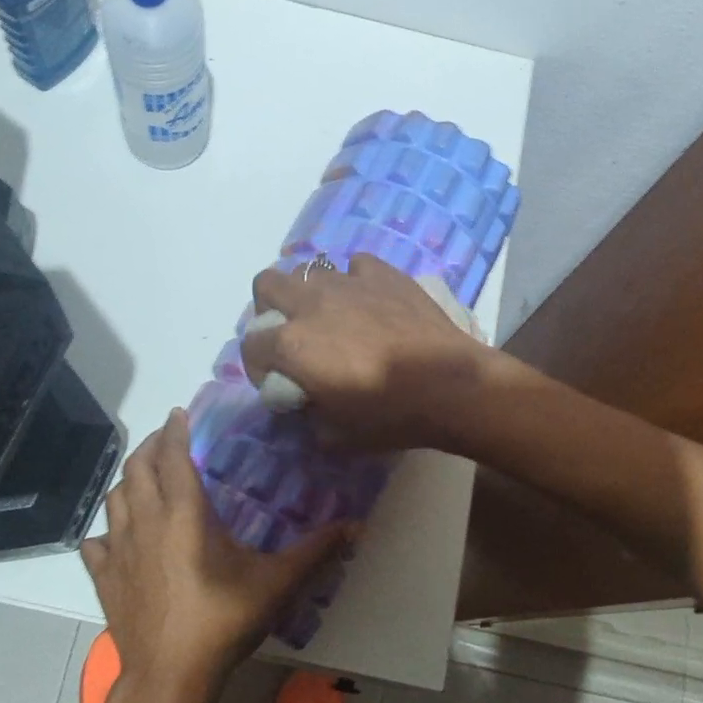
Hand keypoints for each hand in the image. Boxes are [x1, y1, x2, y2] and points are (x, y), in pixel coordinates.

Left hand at [81, 409, 357, 699]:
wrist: (170, 677)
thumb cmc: (223, 621)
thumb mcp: (276, 584)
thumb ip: (314, 551)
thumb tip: (355, 526)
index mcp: (184, 513)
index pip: (173, 455)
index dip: (175, 430)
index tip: (180, 413)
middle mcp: (146, 521)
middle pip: (136, 468)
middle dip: (148, 447)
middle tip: (165, 441)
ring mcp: (119, 550)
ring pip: (114, 499)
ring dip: (128, 482)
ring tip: (143, 480)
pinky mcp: (104, 579)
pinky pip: (97, 543)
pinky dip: (106, 531)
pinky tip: (114, 538)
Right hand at [242, 254, 499, 451]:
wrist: (451, 386)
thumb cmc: (390, 416)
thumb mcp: (335, 436)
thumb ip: (307, 416)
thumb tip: (305, 405)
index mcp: (292, 344)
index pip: (251, 345)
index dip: (259, 366)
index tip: (279, 382)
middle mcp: (311, 303)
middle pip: (266, 285)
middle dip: (270, 309)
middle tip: (292, 334)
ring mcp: (349, 282)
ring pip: (310, 270)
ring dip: (311, 293)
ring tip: (333, 317)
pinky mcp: (384, 273)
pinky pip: (356, 266)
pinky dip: (355, 282)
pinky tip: (369, 302)